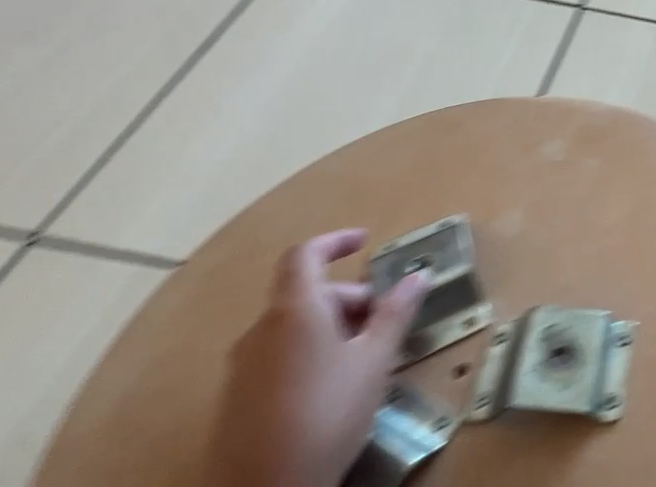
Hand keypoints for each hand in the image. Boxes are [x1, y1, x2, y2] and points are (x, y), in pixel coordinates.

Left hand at [206, 230, 427, 486]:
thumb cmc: (328, 414)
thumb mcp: (375, 361)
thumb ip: (396, 313)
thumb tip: (419, 275)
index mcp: (294, 311)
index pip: (305, 255)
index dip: (335, 241)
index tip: (364, 241)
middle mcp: (261, 330)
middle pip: (306, 295)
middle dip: (349, 300)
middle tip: (384, 324)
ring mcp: (242, 366)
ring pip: (293, 327)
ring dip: (331, 329)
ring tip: (363, 359)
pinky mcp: (236, 399)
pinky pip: (278, 356)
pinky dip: (309, 353)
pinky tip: (332, 388)